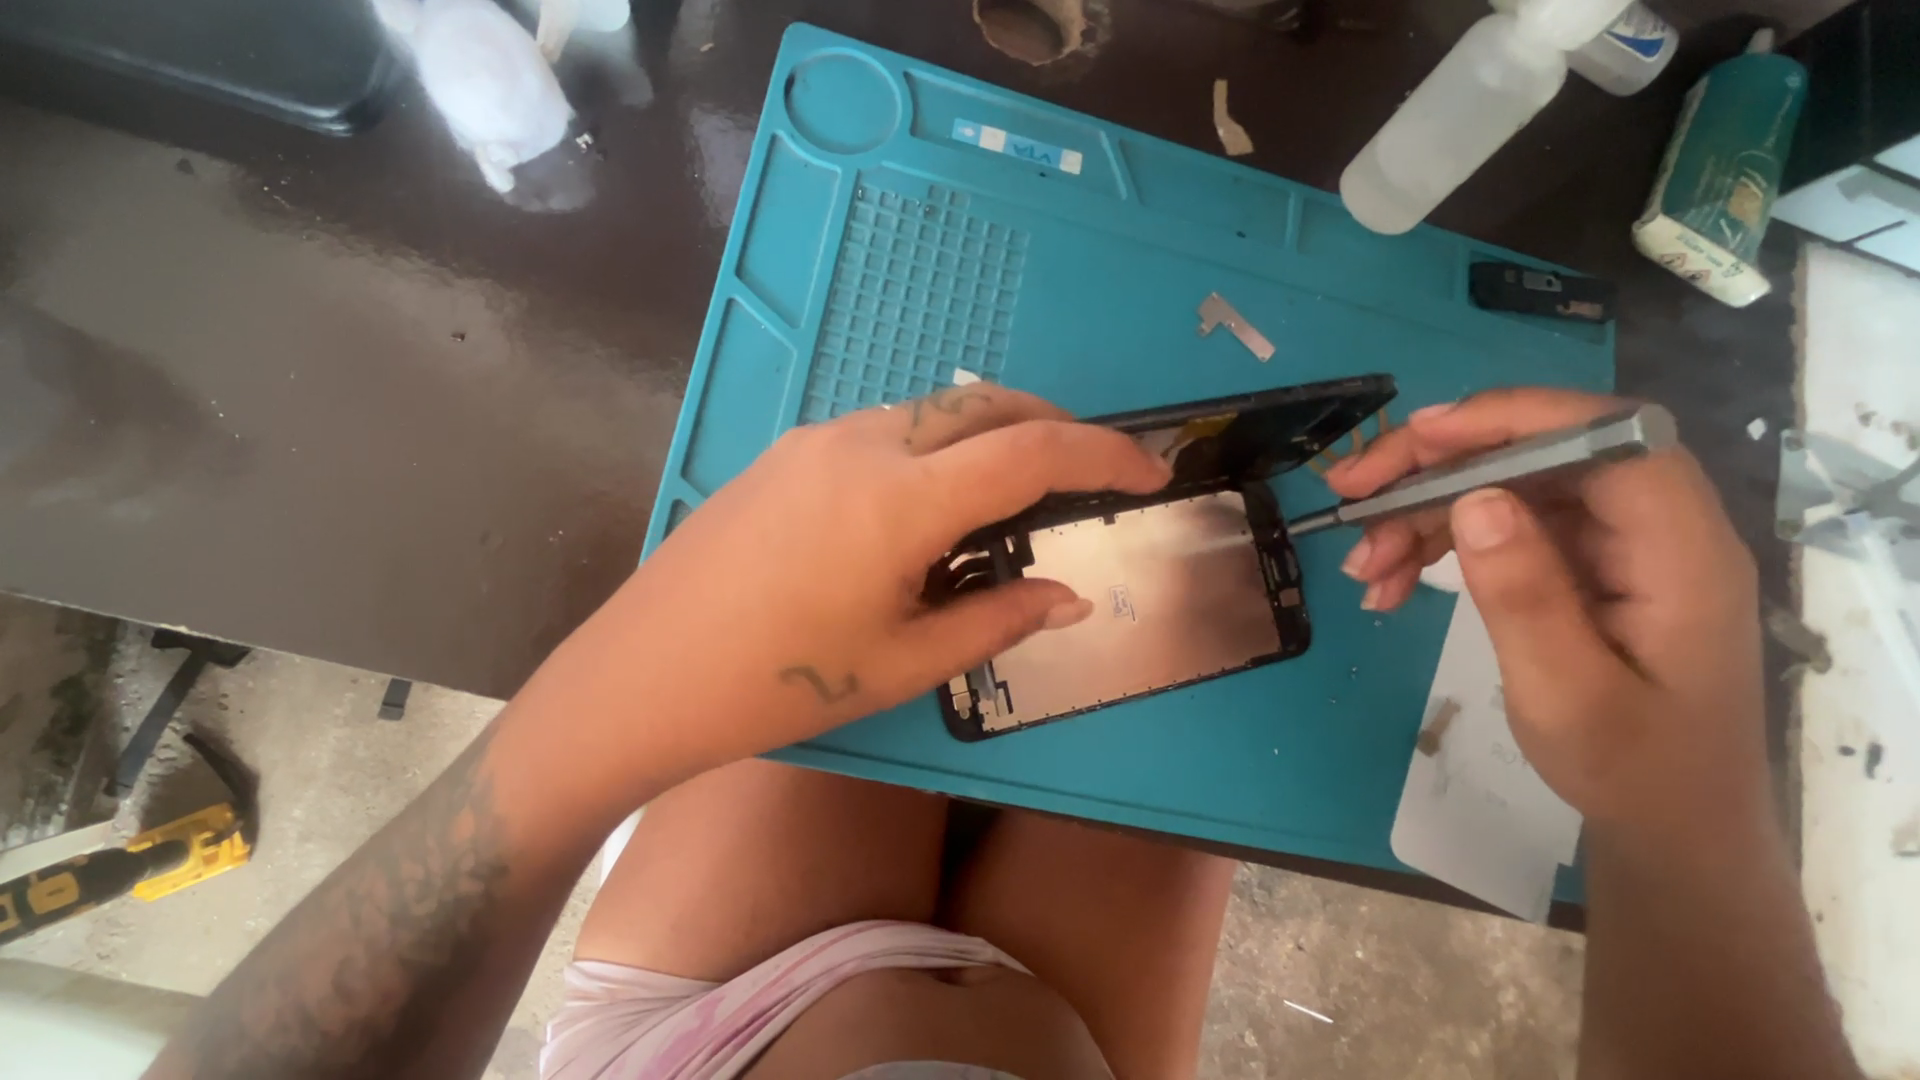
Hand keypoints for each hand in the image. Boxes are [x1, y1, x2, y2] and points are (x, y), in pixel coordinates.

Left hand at [556, 384, 1171, 771]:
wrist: (644, 673)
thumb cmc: (780, 685)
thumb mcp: (903, 663)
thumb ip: (997, 619)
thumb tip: (1071, 597)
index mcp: (902, 499)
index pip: (1030, 451)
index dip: (1102, 454)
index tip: (1148, 470)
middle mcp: (864, 444)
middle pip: (983, 404)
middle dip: (1052, 423)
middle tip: (1089, 470)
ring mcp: (818, 439)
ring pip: (933, 411)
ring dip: (991, 433)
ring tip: (1016, 492)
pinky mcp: (788, 452)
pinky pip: (887, 429)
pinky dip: (938, 447)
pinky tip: (934, 502)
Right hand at [1326, 388, 1766, 832]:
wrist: (1667, 820)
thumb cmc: (1629, 766)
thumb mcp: (1565, 692)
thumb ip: (1523, 595)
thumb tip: (1474, 499)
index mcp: (1678, 550)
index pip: (1605, 439)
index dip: (1510, 420)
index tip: (1416, 436)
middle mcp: (1650, 527)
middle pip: (1538, 454)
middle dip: (1436, 468)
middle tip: (1349, 491)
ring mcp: (1610, 543)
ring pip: (1504, 488)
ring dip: (1420, 516)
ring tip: (1362, 568)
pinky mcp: (1577, 561)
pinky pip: (1497, 527)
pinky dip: (1434, 545)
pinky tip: (1387, 583)